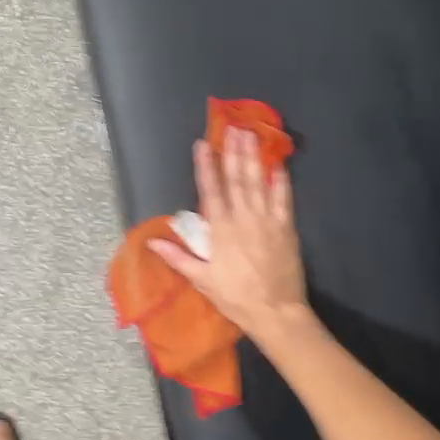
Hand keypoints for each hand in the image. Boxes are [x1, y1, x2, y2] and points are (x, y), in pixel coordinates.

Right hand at [148, 127, 317, 347]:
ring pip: (259, 182)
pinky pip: (284, 198)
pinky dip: (281, 180)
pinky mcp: (287, 228)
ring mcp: (268, 220)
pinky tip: (278, 163)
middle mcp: (244, 218)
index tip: (202, 144)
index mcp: (221, 230)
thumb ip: (178, 257)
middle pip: (237, 179)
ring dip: (254, 157)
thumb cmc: (236, 297)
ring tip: (250, 135)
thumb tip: (152, 240)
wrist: (276, 312)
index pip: (211, 191)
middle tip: (232, 128)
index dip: (205, 166)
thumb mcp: (202, 280)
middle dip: (233, 151)